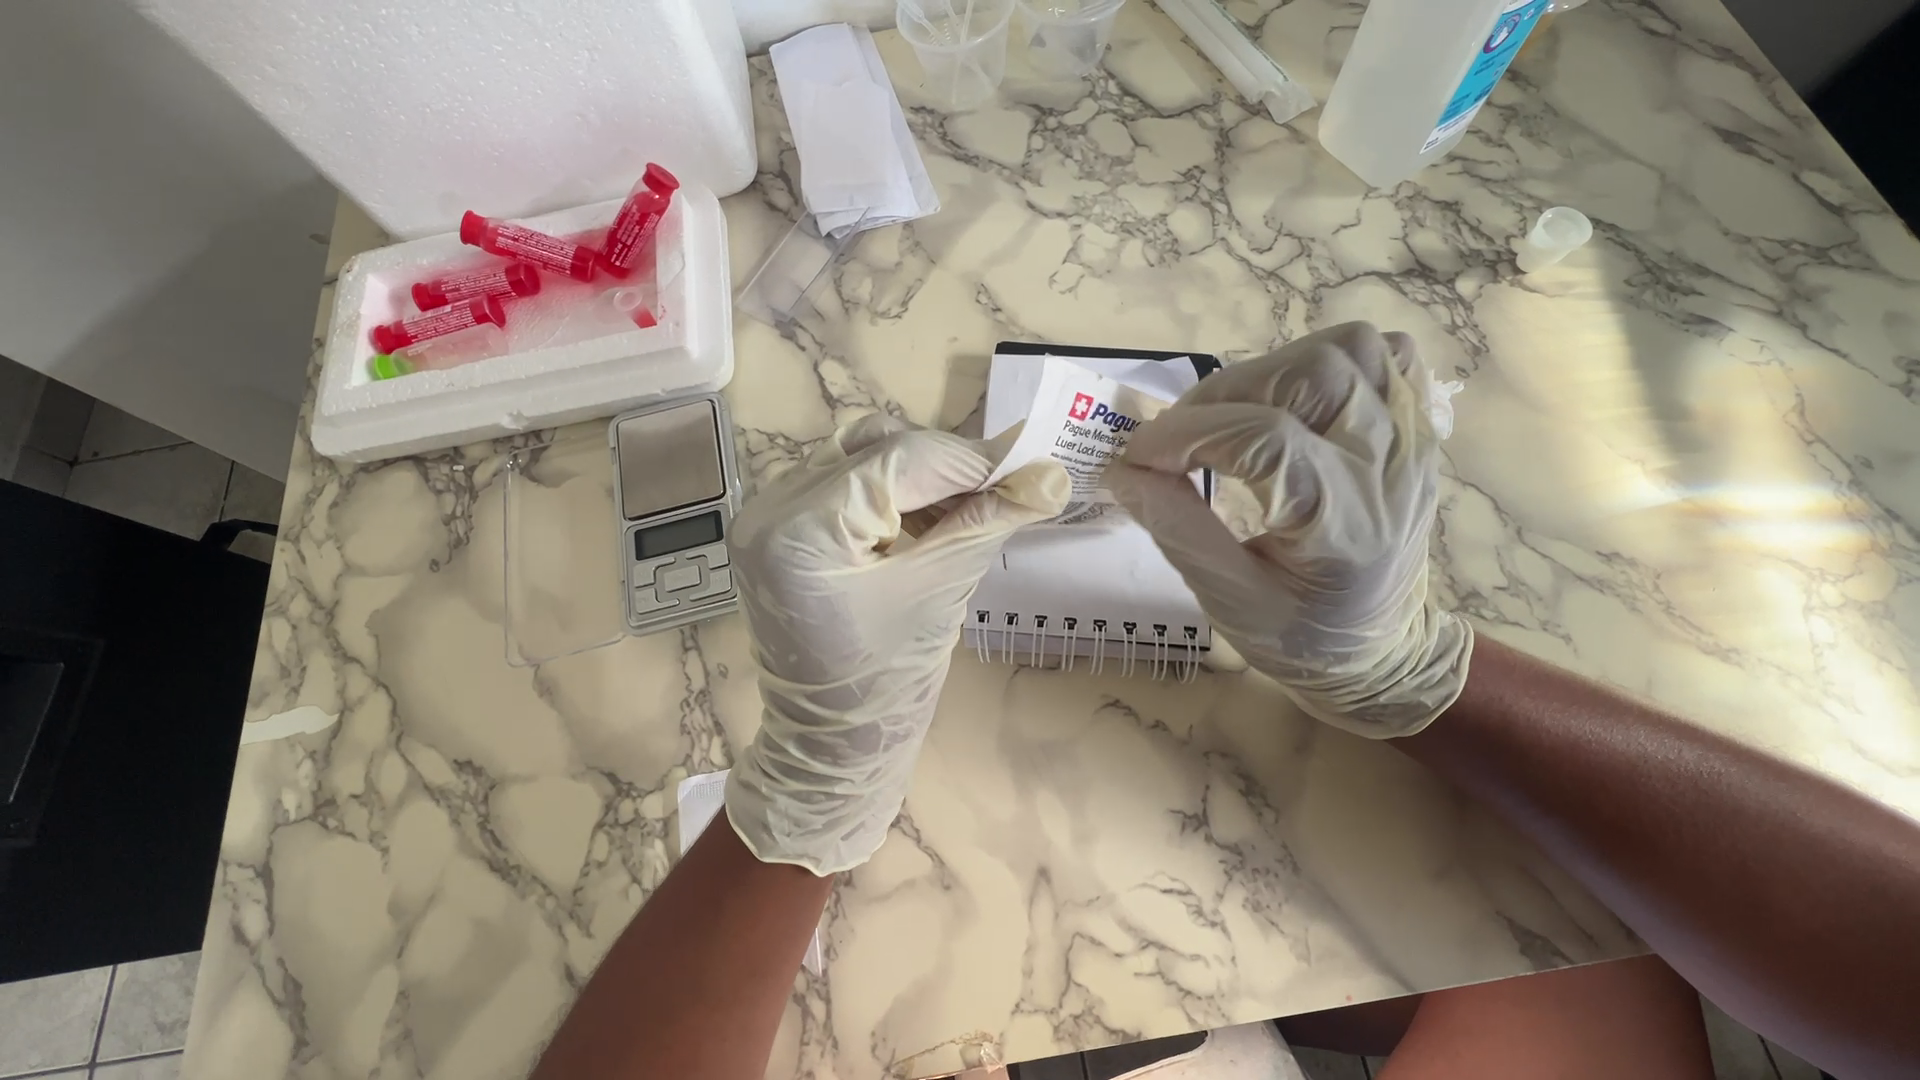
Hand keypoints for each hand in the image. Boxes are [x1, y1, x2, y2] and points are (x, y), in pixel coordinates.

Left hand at [724, 415, 1069, 873]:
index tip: (1030, 466)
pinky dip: (892, 493)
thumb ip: (989, 522)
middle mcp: (771, 508)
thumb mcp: (940, 594)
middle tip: (1003, 489)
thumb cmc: (886, 685)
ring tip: (970, 508)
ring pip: (860, 458)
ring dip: (920, 475)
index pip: (897, 459)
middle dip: (944, 465)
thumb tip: (1053, 473)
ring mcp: (768, 517)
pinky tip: (930, 519)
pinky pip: (844, 485)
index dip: (969, 459)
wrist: (832, 745)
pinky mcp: (781, 529)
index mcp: (800, 529)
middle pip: (874, 448)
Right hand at [1107, 322, 1472, 736]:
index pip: (1263, 440)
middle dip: (1224, 394)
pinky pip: (1387, 355)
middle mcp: (1388, 468)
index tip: (1135, 458)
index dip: (1184, 435)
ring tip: (1233, 415)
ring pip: (1348, 350)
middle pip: (1312, 375)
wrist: (1383, 649)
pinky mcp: (1415, 429)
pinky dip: (1332, 360)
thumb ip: (1176, 527)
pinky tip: (1295, 399)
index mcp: (1341, 524)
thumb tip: (1122, 470)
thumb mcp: (1228, 599)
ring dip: (1273, 369)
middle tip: (1182, 437)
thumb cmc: (1301, 636)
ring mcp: (1411, 441)